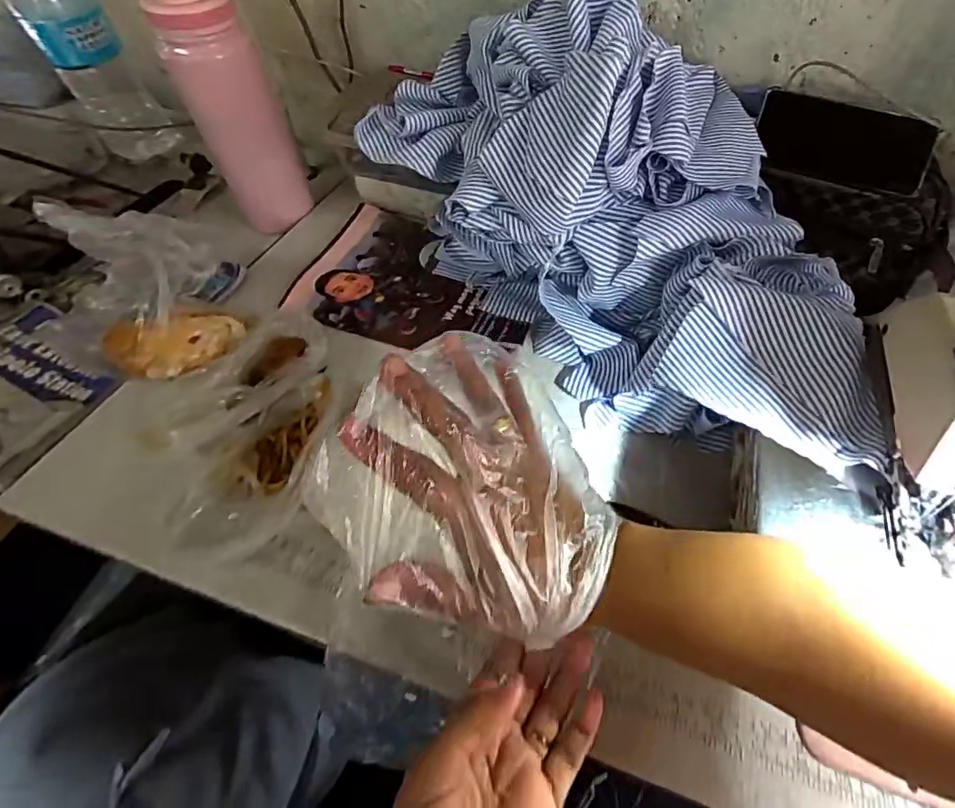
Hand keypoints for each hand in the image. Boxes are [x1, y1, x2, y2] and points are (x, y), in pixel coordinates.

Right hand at [339, 334, 612, 643]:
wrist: (603, 579)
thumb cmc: (540, 597)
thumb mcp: (482, 610)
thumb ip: (430, 590)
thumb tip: (375, 582)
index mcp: (469, 511)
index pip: (415, 475)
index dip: (381, 452)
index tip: (351, 426)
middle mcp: (494, 475)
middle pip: (449, 428)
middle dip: (418, 396)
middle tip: (390, 366)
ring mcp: (524, 458)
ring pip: (489, 409)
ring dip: (466, 376)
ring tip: (447, 343)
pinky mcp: (548, 452)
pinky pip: (529, 413)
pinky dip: (515, 388)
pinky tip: (503, 362)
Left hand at [396, 632, 605, 807]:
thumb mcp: (440, 765)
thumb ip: (476, 718)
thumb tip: (515, 678)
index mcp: (466, 737)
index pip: (492, 687)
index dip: (510, 657)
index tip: (529, 624)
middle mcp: (498, 749)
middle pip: (528, 696)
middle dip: (548, 661)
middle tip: (569, 626)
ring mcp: (525, 773)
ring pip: (553, 718)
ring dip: (571, 682)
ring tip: (587, 646)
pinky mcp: (548, 798)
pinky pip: (569, 758)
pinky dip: (585, 728)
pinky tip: (597, 697)